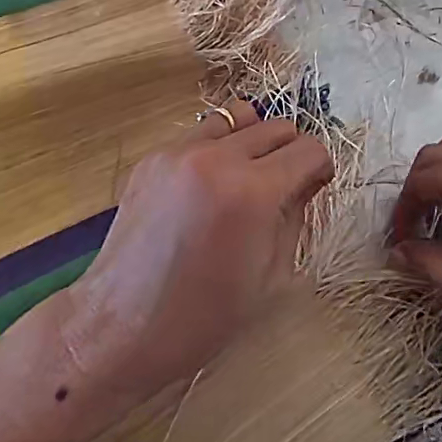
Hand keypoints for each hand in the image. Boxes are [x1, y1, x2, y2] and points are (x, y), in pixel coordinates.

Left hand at [60, 99, 335, 399]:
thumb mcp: (271, 276)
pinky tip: (206, 187)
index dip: (320, 168)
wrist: (121, 324)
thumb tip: (305, 183)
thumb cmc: (203, 316)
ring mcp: (177, 152)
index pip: (308, 149)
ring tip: (245, 176)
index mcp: (252, 190)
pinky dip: (214, 149)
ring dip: (251, 141)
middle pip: (276, 126)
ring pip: (235, 117)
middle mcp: (215, 157)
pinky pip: (198, 135)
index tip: (315, 187)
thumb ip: (295, 218)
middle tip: (284, 186)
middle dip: (289, 152)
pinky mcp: (151, 158)